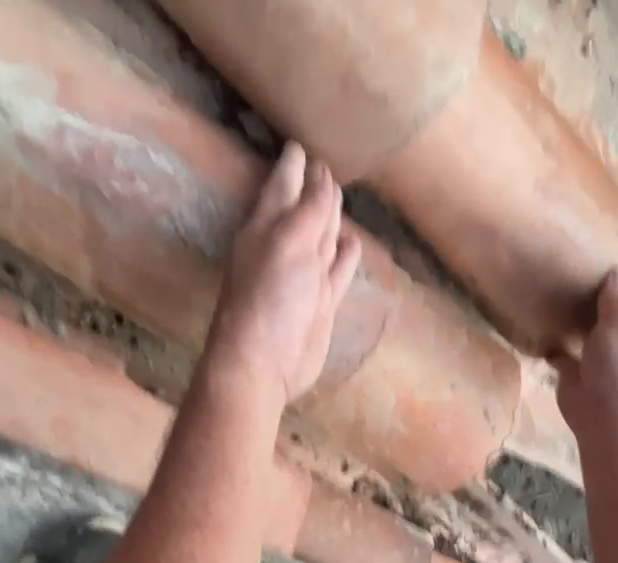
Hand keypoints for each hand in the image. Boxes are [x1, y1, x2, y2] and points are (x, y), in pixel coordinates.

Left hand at [204, 141, 363, 404]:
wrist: (266, 361)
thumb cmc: (268, 296)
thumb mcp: (289, 241)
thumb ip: (309, 209)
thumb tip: (325, 177)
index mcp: (267, 227)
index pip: (282, 186)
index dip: (292, 166)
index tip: (299, 145)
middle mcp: (285, 247)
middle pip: (303, 209)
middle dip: (313, 186)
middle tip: (323, 163)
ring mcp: (304, 277)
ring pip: (322, 237)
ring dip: (330, 217)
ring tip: (338, 195)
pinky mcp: (322, 302)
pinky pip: (337, 271)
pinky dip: (345, 256)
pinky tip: (351, 243)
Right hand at [555, 269, 617, 435]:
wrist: (604, 410)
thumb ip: (615, 296)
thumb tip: (616, 272)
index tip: (606, 269)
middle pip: (613, 316)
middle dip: (598, 302)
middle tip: (576, 278)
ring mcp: (602, 359)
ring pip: (588, 334)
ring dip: (575, 322)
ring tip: (557, 297)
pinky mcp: (577, 372)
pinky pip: (564, 353)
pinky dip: (555, 343)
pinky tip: (542, 326)